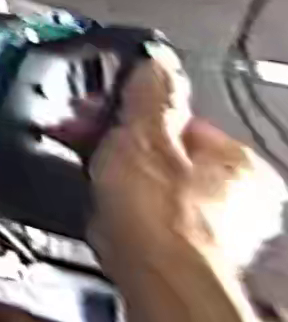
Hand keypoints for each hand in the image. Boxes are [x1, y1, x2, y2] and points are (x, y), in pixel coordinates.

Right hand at [90, 45, 285, 276]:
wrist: (151, 261)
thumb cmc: (155, 204)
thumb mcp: (143, 133)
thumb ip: (150, 94)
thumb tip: (157, 60)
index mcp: (242, 163)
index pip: (173, 115)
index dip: (123, 107)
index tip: (92, 110)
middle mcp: (239, 189)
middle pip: (159, 140)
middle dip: (110, 132)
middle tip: (79, 131)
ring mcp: (212, 213)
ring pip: (148, 165)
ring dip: (108, 155)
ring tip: (81, 157)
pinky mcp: (179, 227)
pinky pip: (142, 189)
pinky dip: (116, 182)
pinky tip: (97, 183)